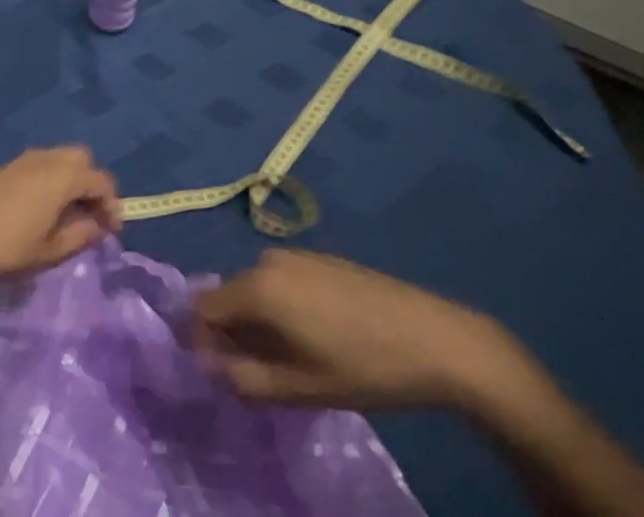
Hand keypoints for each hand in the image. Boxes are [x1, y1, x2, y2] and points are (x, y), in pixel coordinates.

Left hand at [0, 146, 122, 299]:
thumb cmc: (9, 247)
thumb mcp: (52, 249)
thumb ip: (82, 234)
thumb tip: (98, 225)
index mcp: (62, 176)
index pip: (101, 181)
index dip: (112, 205)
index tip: (111, 230)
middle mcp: (44, 160)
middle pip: (81, 159)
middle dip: (91, 183)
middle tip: (90, 214)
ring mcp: (20, 161)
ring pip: (57, 159)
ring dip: (69, 180)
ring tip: (66, 212)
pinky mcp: (2, 169)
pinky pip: (37, 165)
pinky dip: (48, 179)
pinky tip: (39, 208)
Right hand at [190, 249, 531, 412]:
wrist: (442, 342)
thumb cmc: (365, 369)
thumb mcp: (298, 388)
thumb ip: (242, 379)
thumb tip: (213, 365)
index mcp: (257, 287)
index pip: (201, 309)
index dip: (204, 343)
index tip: (229, 373)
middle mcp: (269, 260)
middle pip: (228, 297)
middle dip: (234, 334)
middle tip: (263, 371)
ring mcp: (300, 255)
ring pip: (257, 290)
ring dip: (261, 322)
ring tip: (294, 357)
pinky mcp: (325, 258)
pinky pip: (284, 282)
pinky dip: (285, 307)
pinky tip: (321, 334)